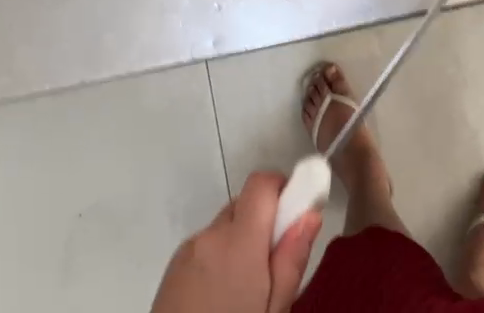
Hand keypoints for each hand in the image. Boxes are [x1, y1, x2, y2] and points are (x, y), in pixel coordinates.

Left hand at [150, 171, 321, 312]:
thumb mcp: (274, 310)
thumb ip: (291, 260)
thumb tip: (310, 213)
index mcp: (238, 242)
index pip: (261, 183)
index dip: (282, 189)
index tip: (297, 215)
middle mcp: (209, 235)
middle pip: (244, 205)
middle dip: (264, 224)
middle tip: (274, 266)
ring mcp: (187, 249)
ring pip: (225, 227)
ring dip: (241, 242)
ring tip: (246, 290)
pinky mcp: (172, 265)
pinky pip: (206, 245)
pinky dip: (219, 257)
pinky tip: (221, 296)